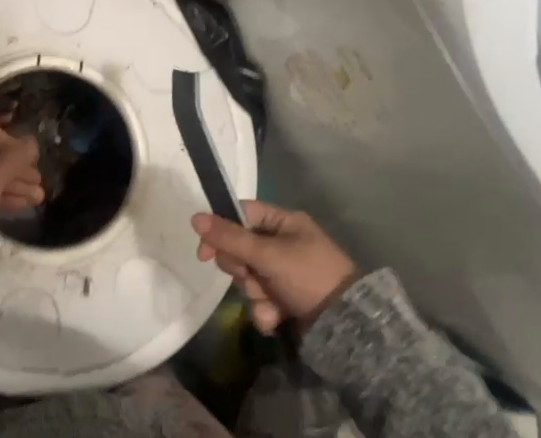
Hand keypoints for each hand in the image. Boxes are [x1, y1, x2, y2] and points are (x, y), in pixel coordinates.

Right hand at [192, 200, 358, 333]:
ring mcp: (284, 272)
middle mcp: (282, 243)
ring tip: (271, 305)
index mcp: (283, 222)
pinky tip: (275, 319)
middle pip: (240, 248)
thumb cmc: (309, 277)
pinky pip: (261, 298)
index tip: (205, 252)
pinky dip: (264, 310)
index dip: (220, 230)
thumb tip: (194, 217)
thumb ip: (230, 238)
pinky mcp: (286, 297)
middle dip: (242, 269)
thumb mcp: (268, 255)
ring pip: (248, 277)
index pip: (240, 214)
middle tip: (249, 277)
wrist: (345, 326)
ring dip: (254, 294)